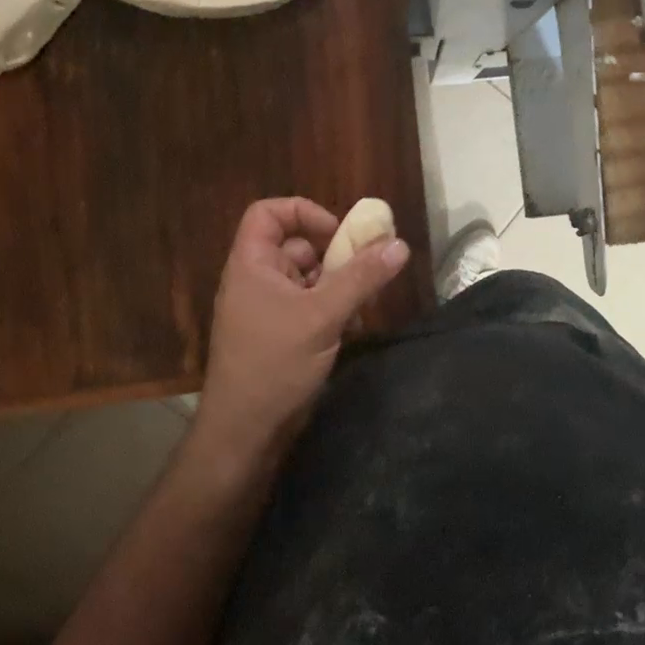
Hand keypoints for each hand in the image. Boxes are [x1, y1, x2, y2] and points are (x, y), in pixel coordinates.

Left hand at [196, 198, 408, 456]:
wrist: (245, 432)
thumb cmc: (274, 364)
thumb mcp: (323, 316)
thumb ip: (362, 278)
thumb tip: (399, 244)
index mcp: (252, 265)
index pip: (269, 213)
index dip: (304, 212)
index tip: (339, 233)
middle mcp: (257, 281)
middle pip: (297, 245)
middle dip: (334, 254)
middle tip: (366, 269)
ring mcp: (268, 309)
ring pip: (308, 278)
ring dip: (339, 285)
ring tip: (362, 303)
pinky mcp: (281, 335)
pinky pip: (310, 306)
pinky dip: (333, 310)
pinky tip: (352, 329)